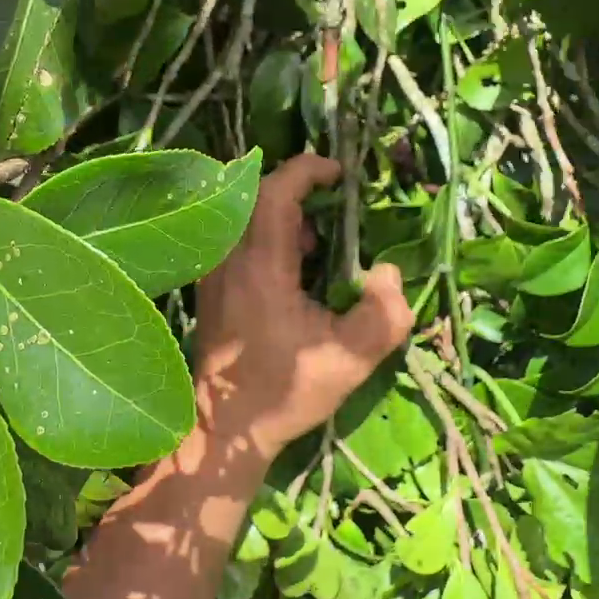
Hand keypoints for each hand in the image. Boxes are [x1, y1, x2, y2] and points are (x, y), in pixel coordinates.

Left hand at [191, 154, 414, 459]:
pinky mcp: (209, 282)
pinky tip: (292, 266)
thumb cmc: (285, 391)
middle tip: (332, 206)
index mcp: (259, 265)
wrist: (225, 427)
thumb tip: (388, 271)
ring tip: (317, 245)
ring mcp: (213, 268)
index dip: (307, 170)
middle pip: (257, 193)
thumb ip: (384, 314)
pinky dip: (266, 232)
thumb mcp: (350, 360)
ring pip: (245, 212)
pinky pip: (236, 234)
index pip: (275, 191)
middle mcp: (228, 256)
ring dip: (282, 213)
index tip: (339, 174)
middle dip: (298, 188)